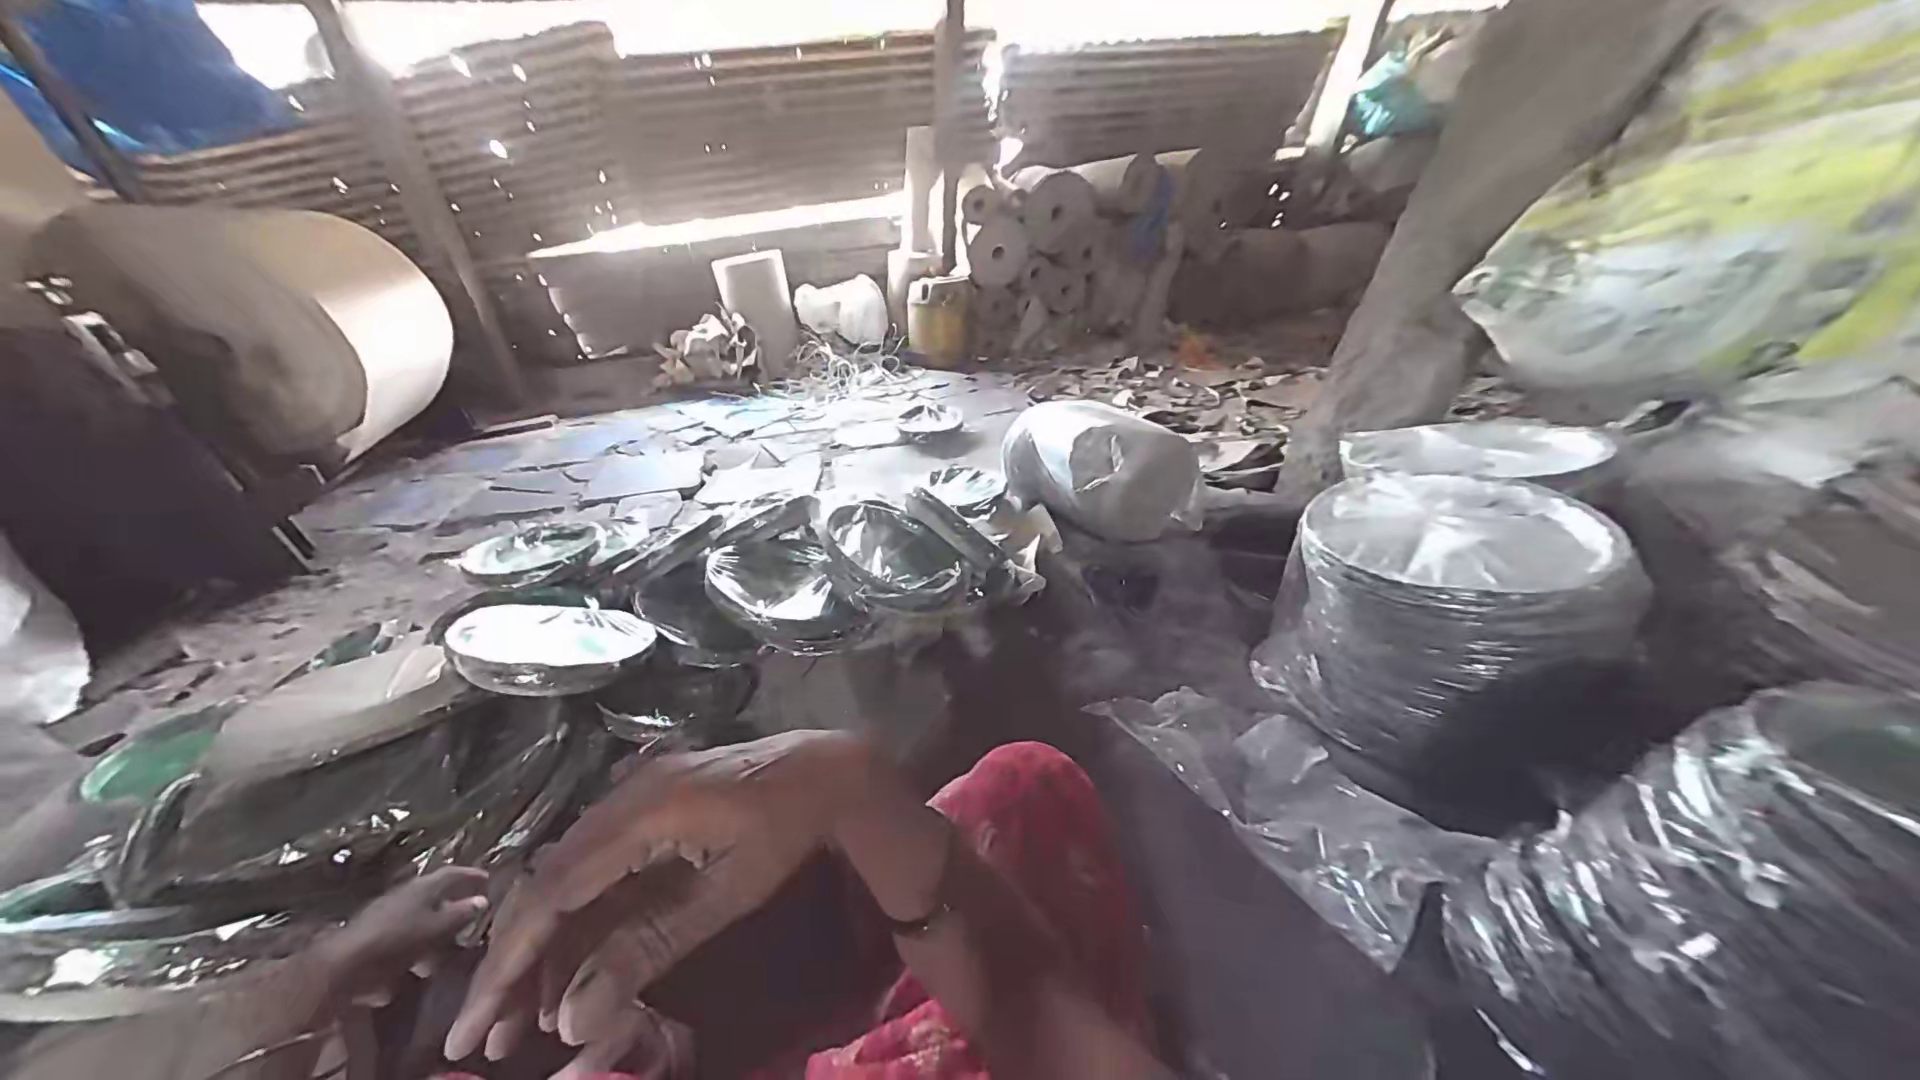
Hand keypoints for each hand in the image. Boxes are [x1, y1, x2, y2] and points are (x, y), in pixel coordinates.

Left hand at [315, 866, 489, 1006]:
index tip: (487, 880)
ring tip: (441, 947)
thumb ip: (463, 913)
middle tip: (467, 914)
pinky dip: (409, 945)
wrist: (339, 968)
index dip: (472, 876)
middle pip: (434, 894)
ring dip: (430, 928)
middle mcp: (405, 893)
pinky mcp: (367, 936)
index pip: (455, 873)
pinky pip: (397, 936)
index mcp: (425, 886)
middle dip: (451, 904)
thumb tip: (482, 900)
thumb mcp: (439, 927)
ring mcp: (383, 913)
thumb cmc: (398, 940)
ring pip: (415, 917)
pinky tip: (411, 964)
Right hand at [445, 731, 870, 1065]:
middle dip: (516, 956)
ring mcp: (640, 788)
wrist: (826, 769)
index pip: (554, 891)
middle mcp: (629, 792)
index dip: (510, 961)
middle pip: (549, 878)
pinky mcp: (654, 796)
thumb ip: (651, 945)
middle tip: (488, 1035)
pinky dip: (581, 905)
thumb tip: (571, 1017)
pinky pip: (599, 853)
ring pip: (569, 867)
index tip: (472, 1030)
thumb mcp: (728, 891)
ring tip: (525, 1009)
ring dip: (545, 935)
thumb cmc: (787, 828)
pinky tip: (575, 953)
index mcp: (646, 810)